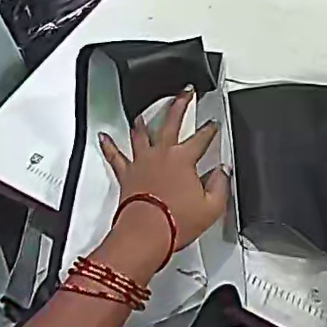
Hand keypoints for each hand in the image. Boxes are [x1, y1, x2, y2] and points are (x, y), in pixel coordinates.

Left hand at [93, 89, 230, 281]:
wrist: (147, 233)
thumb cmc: (175, 221)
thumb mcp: (212, 207)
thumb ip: (220, 186)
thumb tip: (222, 174)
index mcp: (184, 159)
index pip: (201, 138)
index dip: (210, 129)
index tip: (213, 124)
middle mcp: (162, 154)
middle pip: (171, 121)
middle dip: (180, 104)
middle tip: (184, 93)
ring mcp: (142, 162)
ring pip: (142, 133)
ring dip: (144, 121)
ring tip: (144, 112)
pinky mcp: (126, 174)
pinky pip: (115, 155)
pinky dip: (109, 145)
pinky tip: (104, 137)